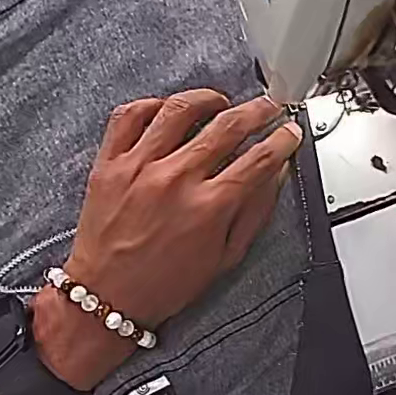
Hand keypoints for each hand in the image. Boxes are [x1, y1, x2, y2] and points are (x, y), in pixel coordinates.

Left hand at [33, 89, 302, 389]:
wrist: (107, 296)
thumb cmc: (164, 283)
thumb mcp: (224, 258)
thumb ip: (254, 212)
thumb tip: (275, 175)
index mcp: (209, 207)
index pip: (259, 158)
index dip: (282, 140)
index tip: (288, 132)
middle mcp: (176, 180)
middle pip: (228, 125)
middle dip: (258, 110)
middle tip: (267, 107)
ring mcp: (139, 167)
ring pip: (179, 109)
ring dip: (208, 98)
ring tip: (219, 101)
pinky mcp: (110, 163)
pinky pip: (130, 116)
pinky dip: (152, 104)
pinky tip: (167, 110)